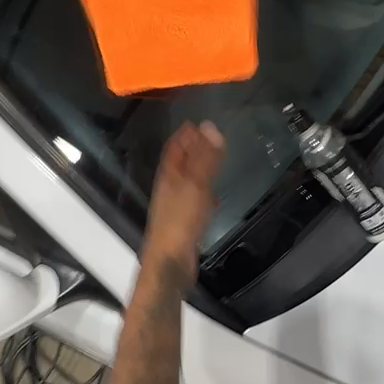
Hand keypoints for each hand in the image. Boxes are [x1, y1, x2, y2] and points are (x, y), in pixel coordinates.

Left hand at [141, 121, 224, 276]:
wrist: (171, 260)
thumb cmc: (181, 220)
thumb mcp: (196, 185)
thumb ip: (205, 158)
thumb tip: (211, 127)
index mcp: (168, 176)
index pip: (174, 148)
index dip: (184, 134)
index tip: (196, 123)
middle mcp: (169, 188)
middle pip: (179, 163)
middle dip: (192, 150)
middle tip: (208, 138)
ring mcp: (175, 206)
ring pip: (187, 181)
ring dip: (199, 170)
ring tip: (214, 162)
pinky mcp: (183, 222)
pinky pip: (194, 200)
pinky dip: (204, 193)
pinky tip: (214, 197)